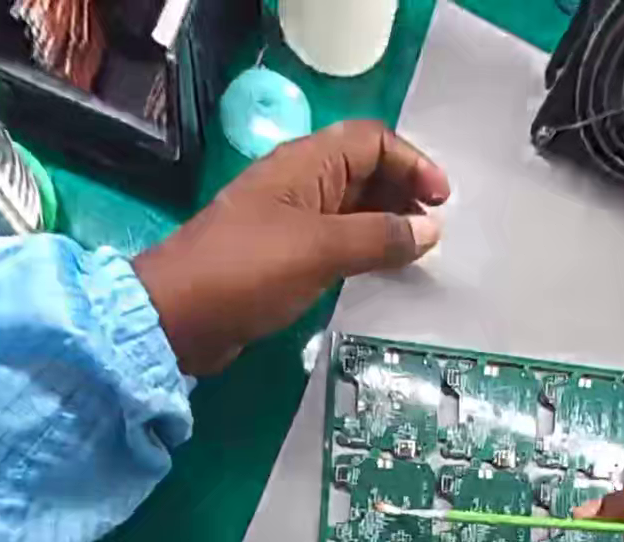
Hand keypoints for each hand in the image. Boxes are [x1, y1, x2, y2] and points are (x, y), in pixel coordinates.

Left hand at [134, 120, 449, 375]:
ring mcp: (284, 225)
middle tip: (431, 234)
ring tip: (412, 257)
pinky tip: (373, 277)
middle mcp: (296, 187)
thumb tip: (428, 231)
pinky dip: (355, 256)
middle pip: (361, 176)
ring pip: (346, 215)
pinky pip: (327, 248)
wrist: (181, 317)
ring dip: (380, 229)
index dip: (412, 164)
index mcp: (304, 165)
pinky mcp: (276, 262)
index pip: (371, 143)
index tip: (442, 202)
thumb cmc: (248, 272)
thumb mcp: (319, 249)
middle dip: (400, 197)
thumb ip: (377, 238)